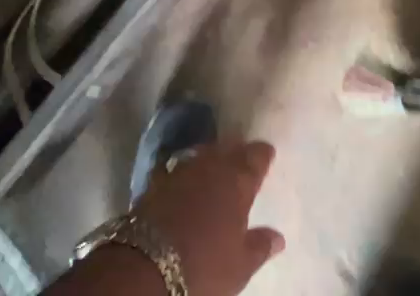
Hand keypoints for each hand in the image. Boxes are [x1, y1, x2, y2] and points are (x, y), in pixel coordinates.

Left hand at [134, 140, 284, 295]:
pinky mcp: (153, 184)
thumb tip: (278, 238)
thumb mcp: (238, 267)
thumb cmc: (202, 267)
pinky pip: (175, 170)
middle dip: (235, 152)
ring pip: (200, 155)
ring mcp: (179, 172)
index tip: (266, 158)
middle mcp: (211, 167)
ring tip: (212, 171)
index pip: (257, 155)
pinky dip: (182, 175)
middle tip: (241, 162)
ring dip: (208, 160)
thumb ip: (259, 247)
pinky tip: (183, 185)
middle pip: (228, 148)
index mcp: (238, 181)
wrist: (141, 271)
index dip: (263, 156)